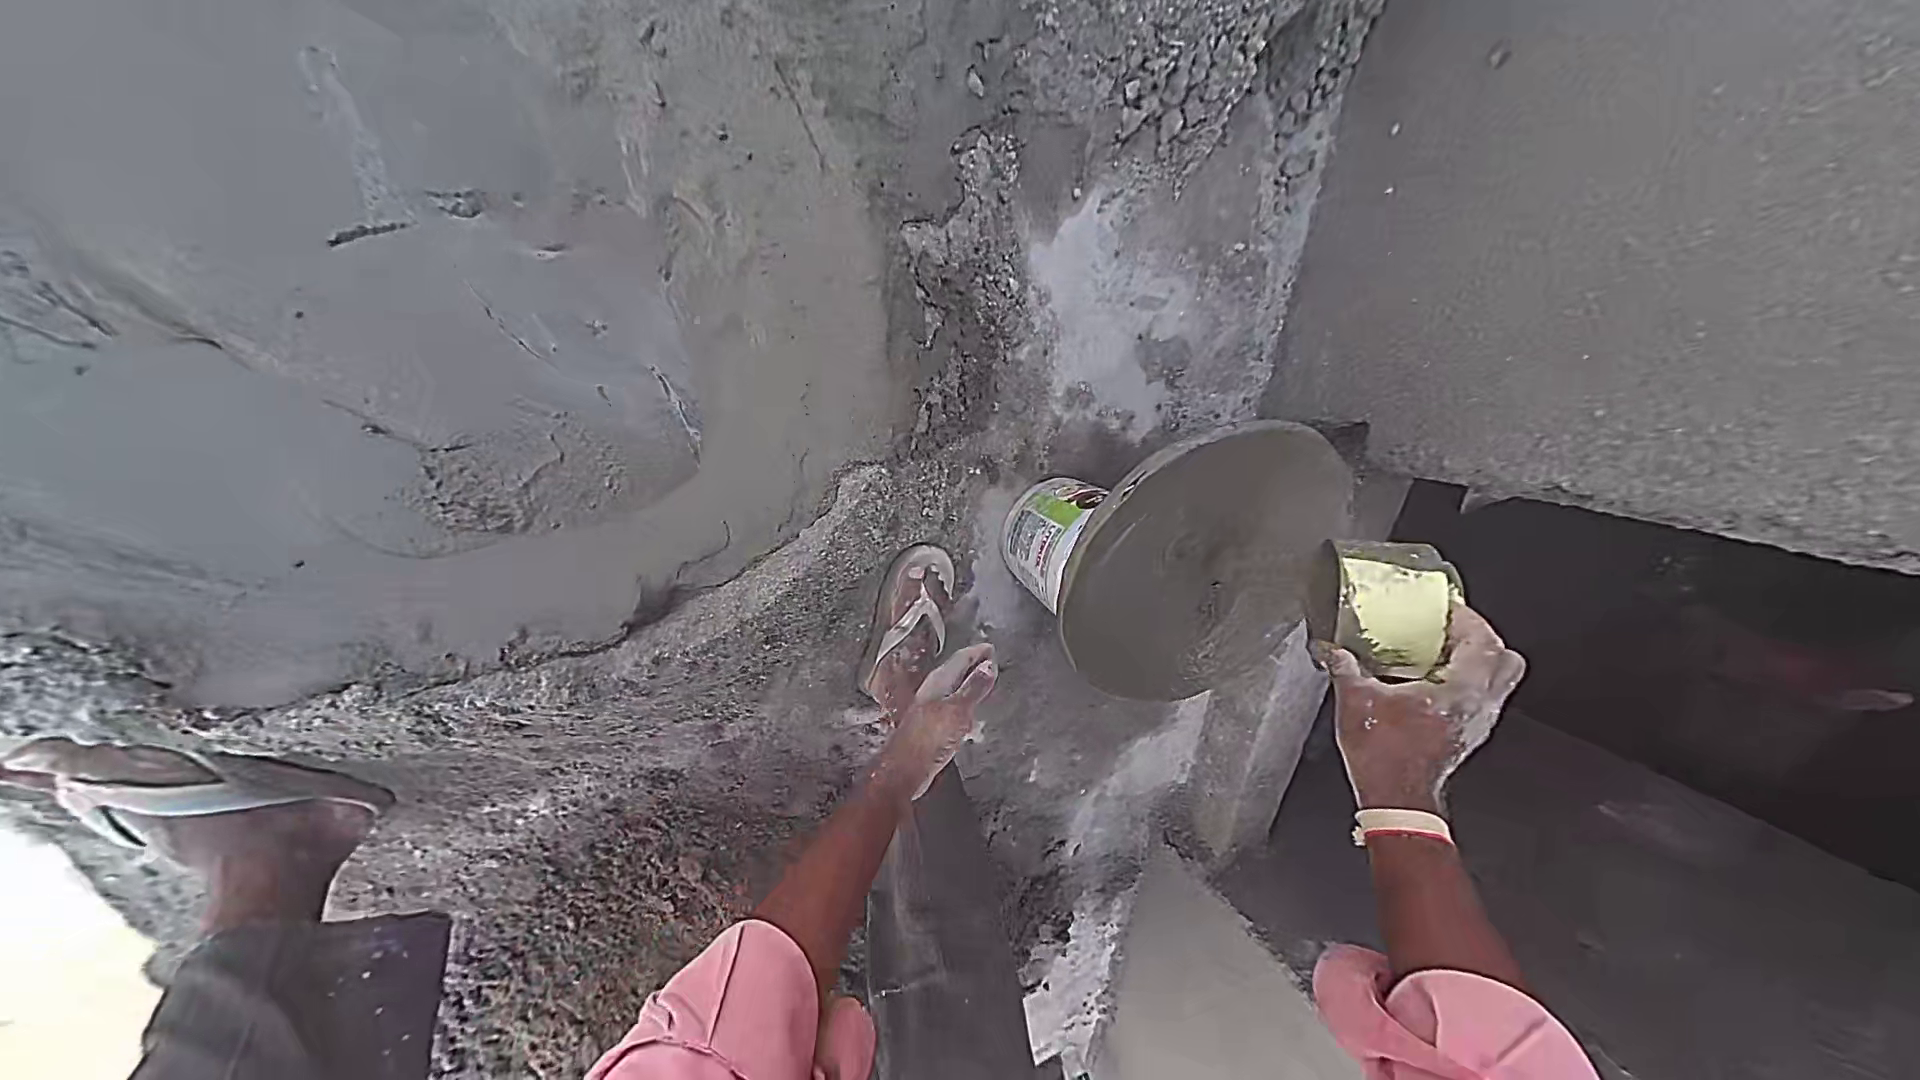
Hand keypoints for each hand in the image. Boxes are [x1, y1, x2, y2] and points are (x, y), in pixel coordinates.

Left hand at [875, 642, 995, 800]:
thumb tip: (987, 666)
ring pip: (953, 688)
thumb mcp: (958, 711)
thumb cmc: (927, 740)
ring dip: (968, 684)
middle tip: (989, 661)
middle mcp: (932, 691)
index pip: (960, 659)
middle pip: (956, 671)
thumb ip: (974, 688)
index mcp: (938, 682)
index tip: (990, 648)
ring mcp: (930, 708)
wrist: (904, 770)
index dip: (977, 653)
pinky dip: (963, 705)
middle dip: (973, 665)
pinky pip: (951, 707)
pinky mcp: (930, 726)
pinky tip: (968, 715)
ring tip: (983, 683)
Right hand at [1314, 603, 1525, 814]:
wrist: (1396, 794)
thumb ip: (1346, 668)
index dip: (1468, 617)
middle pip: (1505, 659)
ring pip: (1498, 678)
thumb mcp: (1355, 700)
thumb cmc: (1384, 753)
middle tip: (1450, 624)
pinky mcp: (1468, 732)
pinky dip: (1464, 678)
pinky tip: (1430, 676)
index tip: (1447, 604)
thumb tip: (1333, 650)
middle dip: (1480, 636)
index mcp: (1460, 691)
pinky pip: (1481, 694)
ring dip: (1475, 658)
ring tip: (1439, 647)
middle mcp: (1479, 705)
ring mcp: (1478, 721)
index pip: (1484, 642)